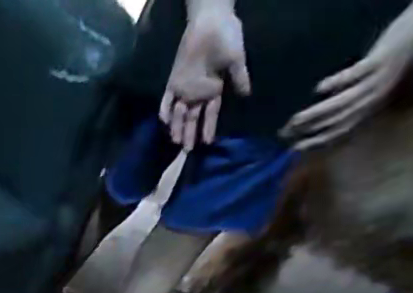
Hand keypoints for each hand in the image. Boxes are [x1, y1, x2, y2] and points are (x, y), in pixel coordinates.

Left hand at [161, 9, 250, 151]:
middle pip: (192, 118)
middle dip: (190, 134)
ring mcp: (184, 88)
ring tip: (176, 142)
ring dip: (177, 127)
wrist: (210, 20)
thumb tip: (247, 94)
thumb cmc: (227, 37)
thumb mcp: (236, 58)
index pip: (210, 114)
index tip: (208, 142)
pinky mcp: (173, 81)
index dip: (208, 128)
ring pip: (179, 113)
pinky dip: (165, 110)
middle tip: (187, 151)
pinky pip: (166, 99)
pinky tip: (164, 122)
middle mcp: (197, 93)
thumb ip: (239, 77)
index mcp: (214, 90)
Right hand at [281, 47, 412, 149]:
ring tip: (295, 118)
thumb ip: (355, 93)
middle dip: (310, 129)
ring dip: (317, 113)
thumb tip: (327, 105)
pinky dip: (337, 82)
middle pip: (337, 120)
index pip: (339, 130)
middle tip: (286, 133)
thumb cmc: (399, 51)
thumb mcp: (376, 79)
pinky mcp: (381, 60)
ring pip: (343, 103)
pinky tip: (318, 88)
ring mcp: (378, 80)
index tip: (294, 148)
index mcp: (372, 105)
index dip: (316, 141)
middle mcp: (374, 98)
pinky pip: (356, 75)